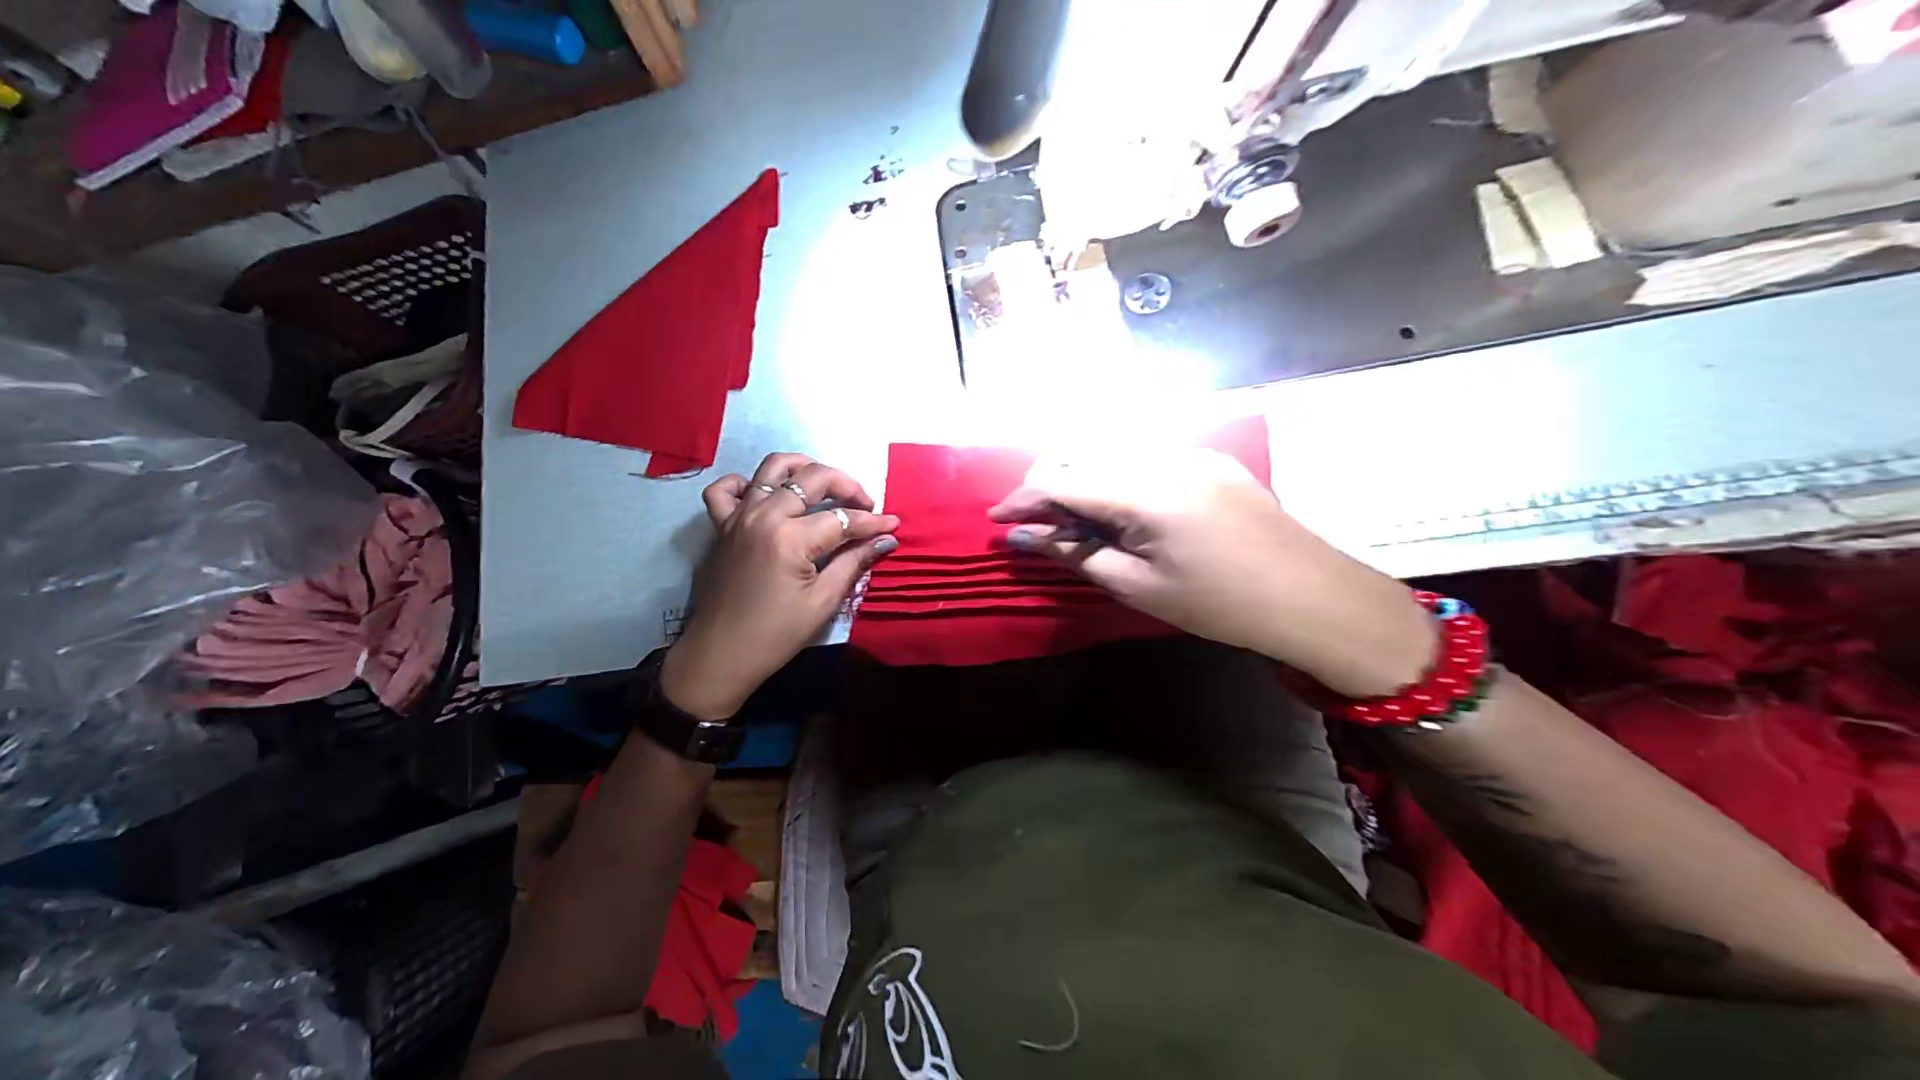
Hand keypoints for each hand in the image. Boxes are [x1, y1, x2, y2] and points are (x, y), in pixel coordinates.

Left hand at [660, 454, 898, 718]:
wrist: (720, 655)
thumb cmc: (776, 635)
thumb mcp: (823, 602)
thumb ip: (854, 562)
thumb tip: (886, 539)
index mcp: (790, 538)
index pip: (842, 518)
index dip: (872, 521)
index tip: (893, 524)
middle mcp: (763, 515)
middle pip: (812, 478)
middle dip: (846, 485)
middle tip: (865, 505)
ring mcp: (739, 516)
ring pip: (772, 467)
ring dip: (803, 467)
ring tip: (824, 483)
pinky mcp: (723, 525)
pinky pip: (725, 489)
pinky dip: (745, 482)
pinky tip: (764, 494)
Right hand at [987, 449, 1435, 697]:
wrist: (1311, 596)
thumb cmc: (1218, 603)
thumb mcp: (1137, 586)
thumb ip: (1075, 553)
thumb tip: (1025, 534)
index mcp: (1145, 490)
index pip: (1061, 479)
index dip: (1022, 499)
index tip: (998, 520)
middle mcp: (1164, 455)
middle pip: (1082, 451)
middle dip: (1049, 483)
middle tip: (1039, 524)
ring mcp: (1191, 451)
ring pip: (1112, 447)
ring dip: (1083, 475)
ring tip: (1077, 518)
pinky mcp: (1210, 457)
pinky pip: (1145, 453)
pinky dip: (1117, 473)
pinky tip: (1121, 506)